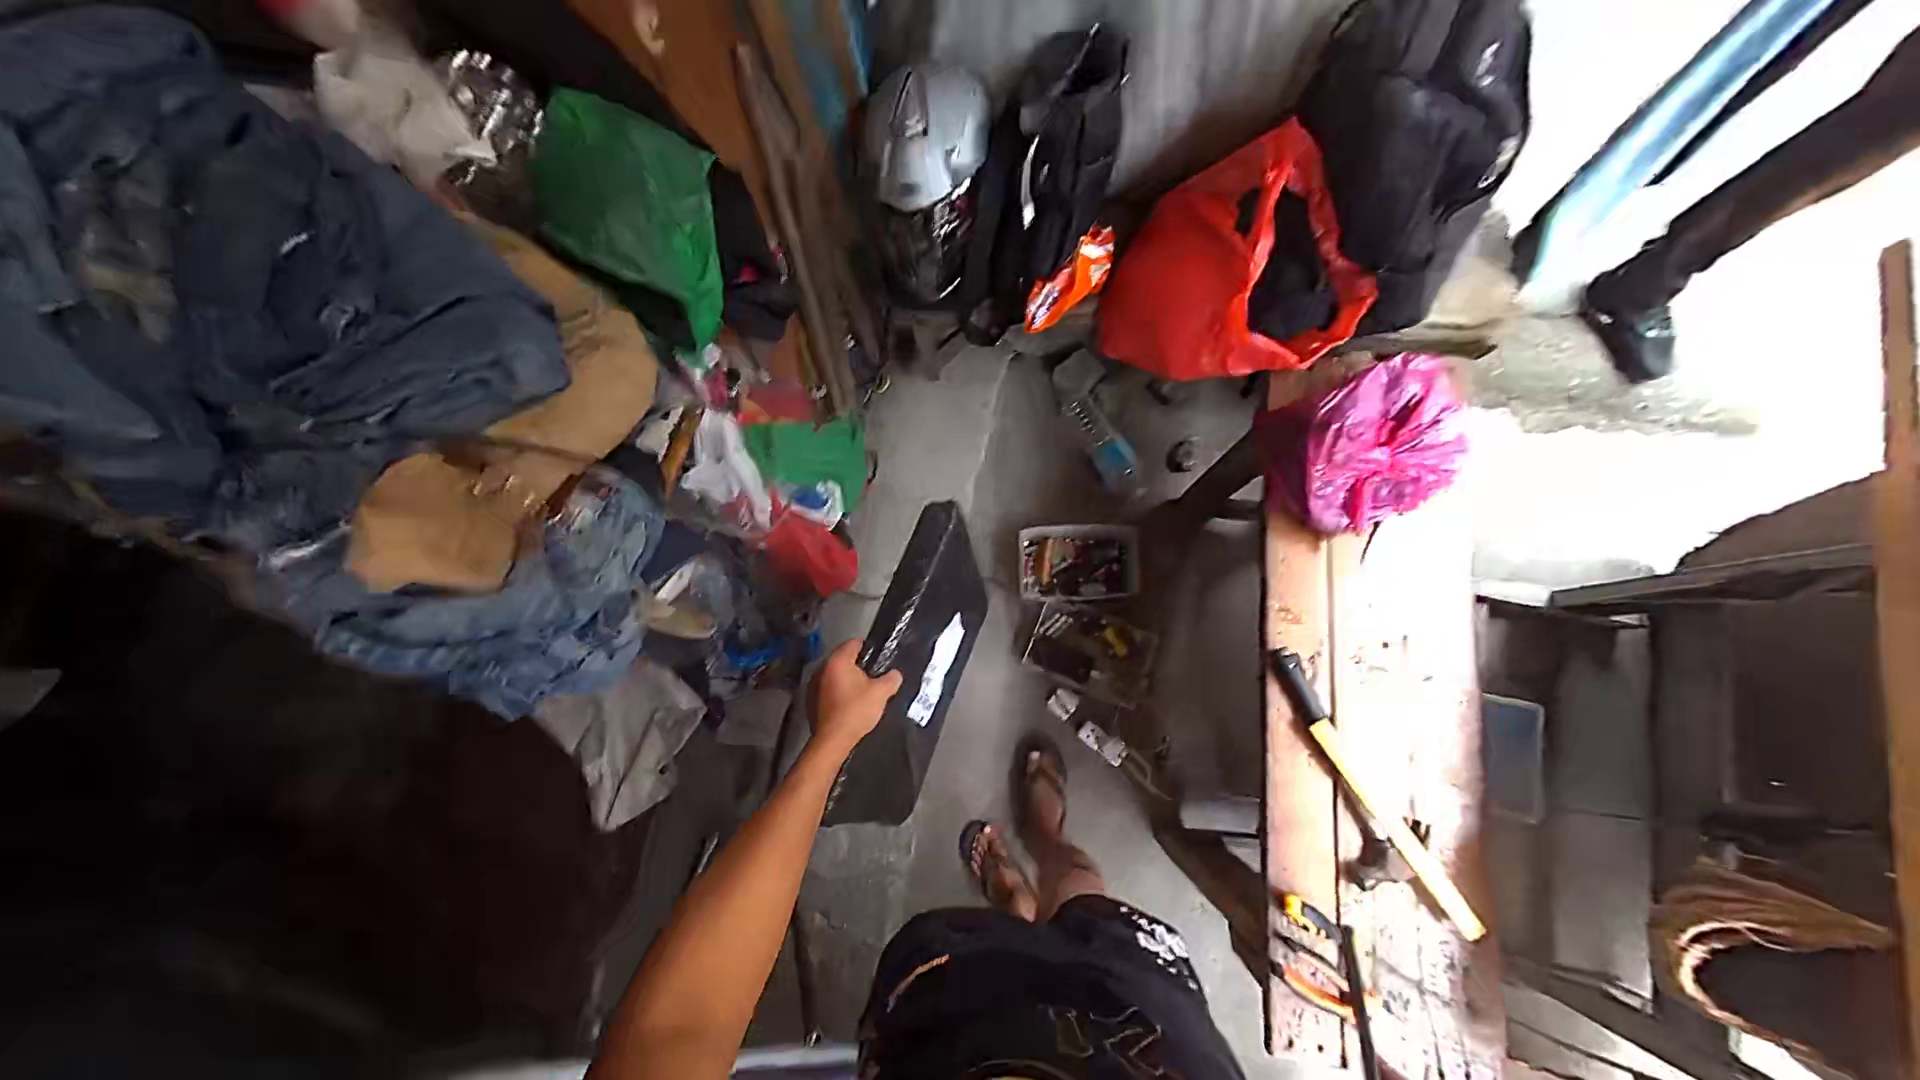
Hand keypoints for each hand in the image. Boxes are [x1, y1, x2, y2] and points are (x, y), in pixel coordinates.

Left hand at [811, 640, 901, 757]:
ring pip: (834, 675)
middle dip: (857, 665)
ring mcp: (813, 685)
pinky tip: (847, 704)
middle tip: (873, 676)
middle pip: (843, 659)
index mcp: (838, 661)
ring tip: (861, 691)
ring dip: (846, 679)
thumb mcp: (881, 693)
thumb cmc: (856, 711)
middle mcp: (821, 669)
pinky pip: (826, 689)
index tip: (877, 656)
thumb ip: (892, 678)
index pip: (854, 643)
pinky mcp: (810, 700)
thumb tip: (895, 674)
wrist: (833, 740)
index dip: (868, 647)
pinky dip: (836, 692)